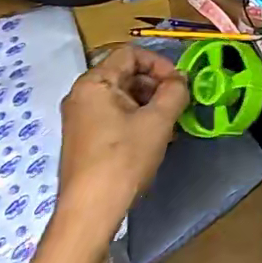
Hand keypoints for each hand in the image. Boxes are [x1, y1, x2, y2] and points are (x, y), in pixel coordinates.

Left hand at [55, 45, 189, 239]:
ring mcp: (81, 117)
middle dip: (157, 85)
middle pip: (126, 73)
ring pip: (124, 95)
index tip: (179, 85)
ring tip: (170, 123)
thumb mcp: (159, 120)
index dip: (160, 63)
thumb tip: (180, 80)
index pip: (131, 54)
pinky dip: (138, 118)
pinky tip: (155, 137)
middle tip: (179, 105)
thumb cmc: (125, 158)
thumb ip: (175, 92)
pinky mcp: (85, 136)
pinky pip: (116, 114)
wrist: (92, 208)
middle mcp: (82, 95)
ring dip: (151, 103)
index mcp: (94, 83)